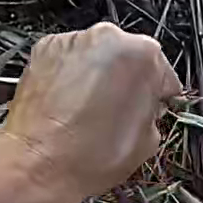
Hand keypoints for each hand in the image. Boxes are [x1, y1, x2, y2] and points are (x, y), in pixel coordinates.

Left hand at [0, 22, 182, 202]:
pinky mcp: (44, 50)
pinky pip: (69, 61)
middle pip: (129, 58)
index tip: (152, 107)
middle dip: (127, 83)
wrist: (38, 165)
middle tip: (119, 115)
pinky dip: (71, 78)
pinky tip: (70, 106)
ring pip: (98, 57)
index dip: (159, 95)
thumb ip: (154, 112)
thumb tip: (148, 106)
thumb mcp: (147, 142)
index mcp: (142, 55)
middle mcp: (107, 38)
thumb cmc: (87, 157)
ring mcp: (73, 41)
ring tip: (90, 114)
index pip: (164, 72)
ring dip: (98, 78)